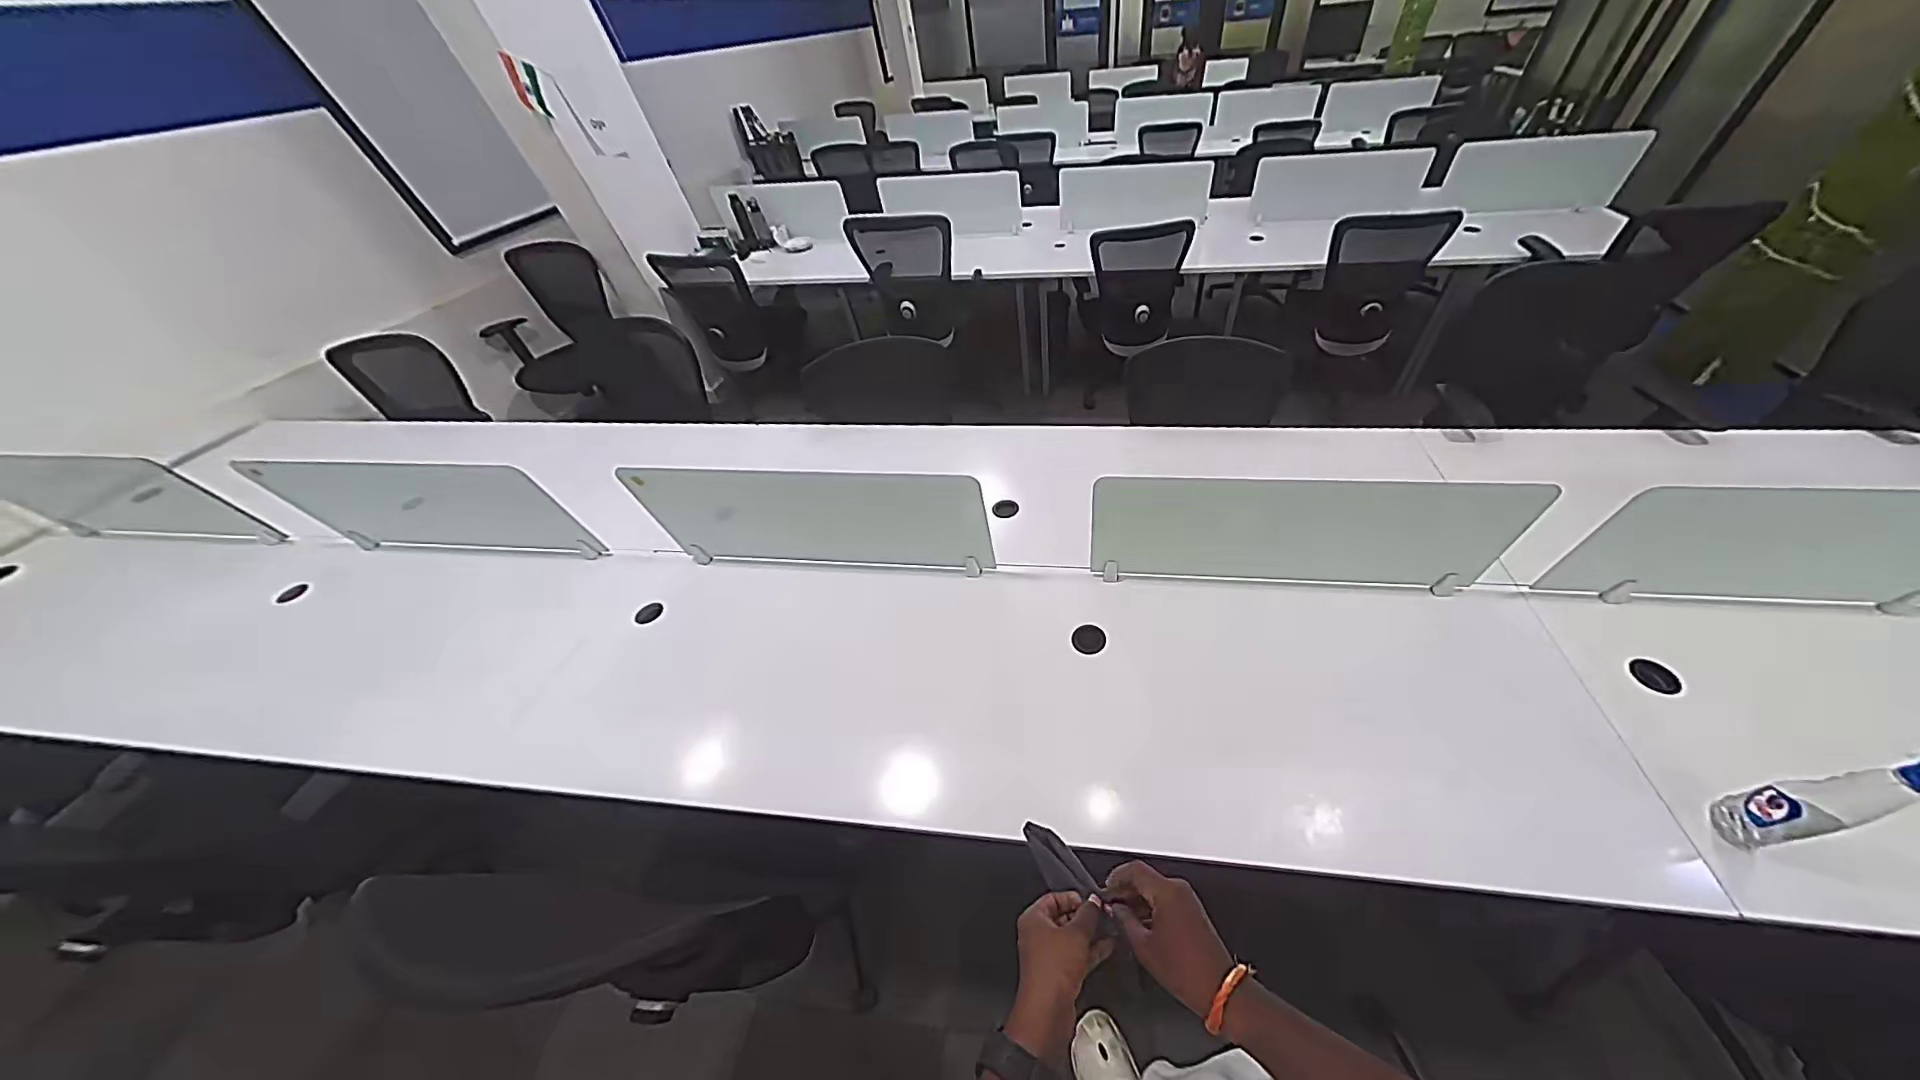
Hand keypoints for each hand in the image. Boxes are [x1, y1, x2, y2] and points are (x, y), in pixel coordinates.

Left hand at [1014, 890, 1114, 1002]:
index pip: (1053, 898)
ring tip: (1109, 927)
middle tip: (1102, 914)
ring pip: (1071, 938)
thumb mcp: (1076, 933)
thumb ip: (1088, 914)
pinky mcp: (1058, 973)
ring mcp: (1048, 955)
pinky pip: (1075, 955)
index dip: (1073, 898)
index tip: (1091, 901)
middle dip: (1084, 916)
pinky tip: (1107, 946)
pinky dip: (1090, 950)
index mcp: (1033, 919)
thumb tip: (1094, 901)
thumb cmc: (1054, 967)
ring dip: (1090, 933)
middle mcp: (1037, 935)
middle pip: (1062, 917)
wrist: (1049, 1008)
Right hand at [1103, 861, 1234, 1016]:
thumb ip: (1125, 920)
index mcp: (1166, 892)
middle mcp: (1179, 890)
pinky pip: (1166, 898)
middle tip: (1111, 904)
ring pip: (1155, 888)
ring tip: (1123, 916)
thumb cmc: (1185, 970)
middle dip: (1126, 889)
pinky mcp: (1192, 910)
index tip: (1106, 889)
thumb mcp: (1143, 945)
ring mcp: (1188, 900)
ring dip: (1138, 898)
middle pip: (1145, 877)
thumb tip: (1117, 910)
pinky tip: (1141, 922)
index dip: (1116, 877)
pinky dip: (1151, 905)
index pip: (1135, 869)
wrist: (1218, 988)